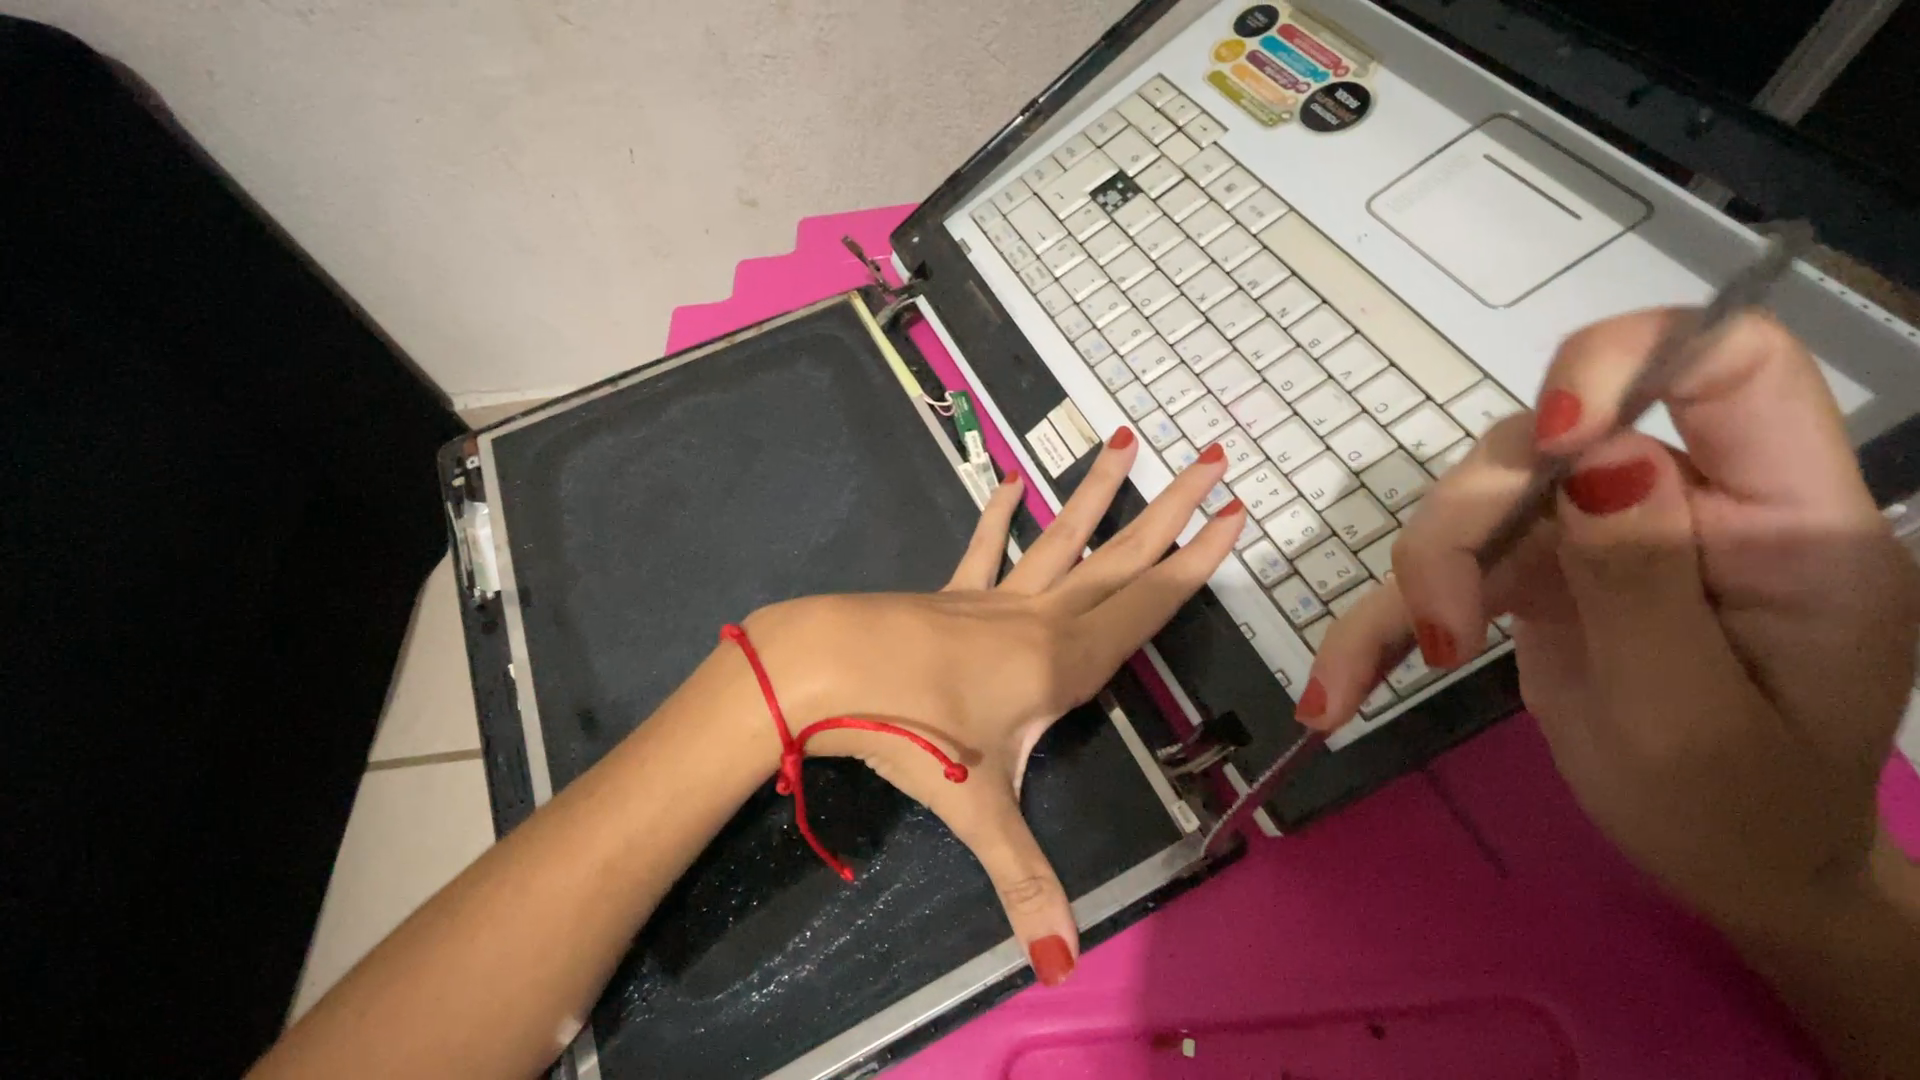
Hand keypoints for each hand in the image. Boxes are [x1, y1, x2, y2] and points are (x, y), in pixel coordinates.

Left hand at [738, 431, 1243, 984]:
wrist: (826, 669)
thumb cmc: (910, 730)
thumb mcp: (979, 809)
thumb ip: (1025, 880)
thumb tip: (1061, 965)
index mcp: (1063, 661)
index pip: (1148, 605)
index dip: (1195, 563)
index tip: (1234, 514)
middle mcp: (1039, 618)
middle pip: (1120, 557)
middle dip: (1170, 510)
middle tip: (1212, 458)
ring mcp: (992, 600)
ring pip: (1061, 539)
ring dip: (1095, 493)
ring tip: (1126, 439)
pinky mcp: (948, 597)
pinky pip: (983, 552)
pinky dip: (996, 519)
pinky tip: (1009, 482)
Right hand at [1301, 311, 1916, 928]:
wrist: (1719, 857)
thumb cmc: (1739, 804)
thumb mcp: (1695, 715)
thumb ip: (1649, 581)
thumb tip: (1602, 456)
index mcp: (1778, 517)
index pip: (1727, 364)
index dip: (1627, 364)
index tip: (1552, 441)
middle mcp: (1676, 501)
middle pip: (1538, 447)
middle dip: (1465, 527)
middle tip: (1445, 632)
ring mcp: (1592, 533)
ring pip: (1470, 500)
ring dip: (1420, 577)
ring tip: (1410, 665)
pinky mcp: (1531, 570)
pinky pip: (1438, 572)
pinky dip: (1378, 627)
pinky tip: (1334, 692)